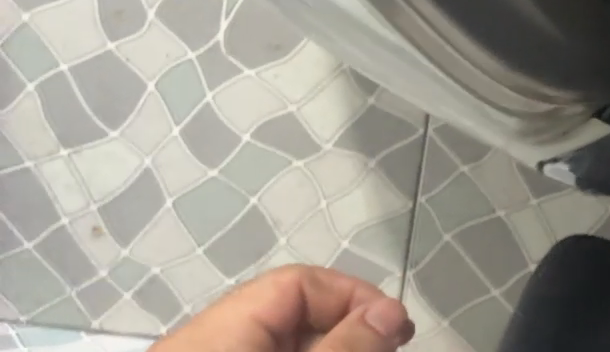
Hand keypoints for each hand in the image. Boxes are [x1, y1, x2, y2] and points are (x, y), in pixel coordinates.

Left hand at [151, 266, 412, 351]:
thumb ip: (345, 347)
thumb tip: (393, 312)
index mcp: (215, 330)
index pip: (299, 283)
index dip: (355, 296)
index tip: (394, 329)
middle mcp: (197, 341)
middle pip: (289, 314)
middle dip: (345, 327)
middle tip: (386, 346)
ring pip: (277, 341)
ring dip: (327, 345)